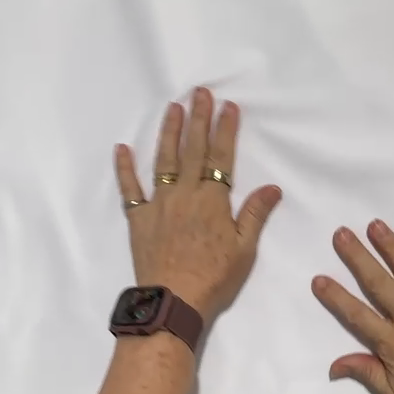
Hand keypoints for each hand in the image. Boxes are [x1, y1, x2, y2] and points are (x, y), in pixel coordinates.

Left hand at [115, 88, 282, 322]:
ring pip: (163, 160)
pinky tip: (122, 148)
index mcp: (213, 200)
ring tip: (172, 107)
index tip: (228, 106)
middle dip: (198, 119)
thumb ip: (255, 214)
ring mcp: (159, 204)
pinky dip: (124, 168)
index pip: (222, 158)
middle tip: (200, 93)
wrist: (173, 301)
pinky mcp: (138, 218)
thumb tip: (272, 187)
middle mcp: (185, 194)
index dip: (226, 130)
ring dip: (169, 132)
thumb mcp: (244, 249)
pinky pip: (129, 189)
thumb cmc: (214, 278)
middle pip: (193, 150)